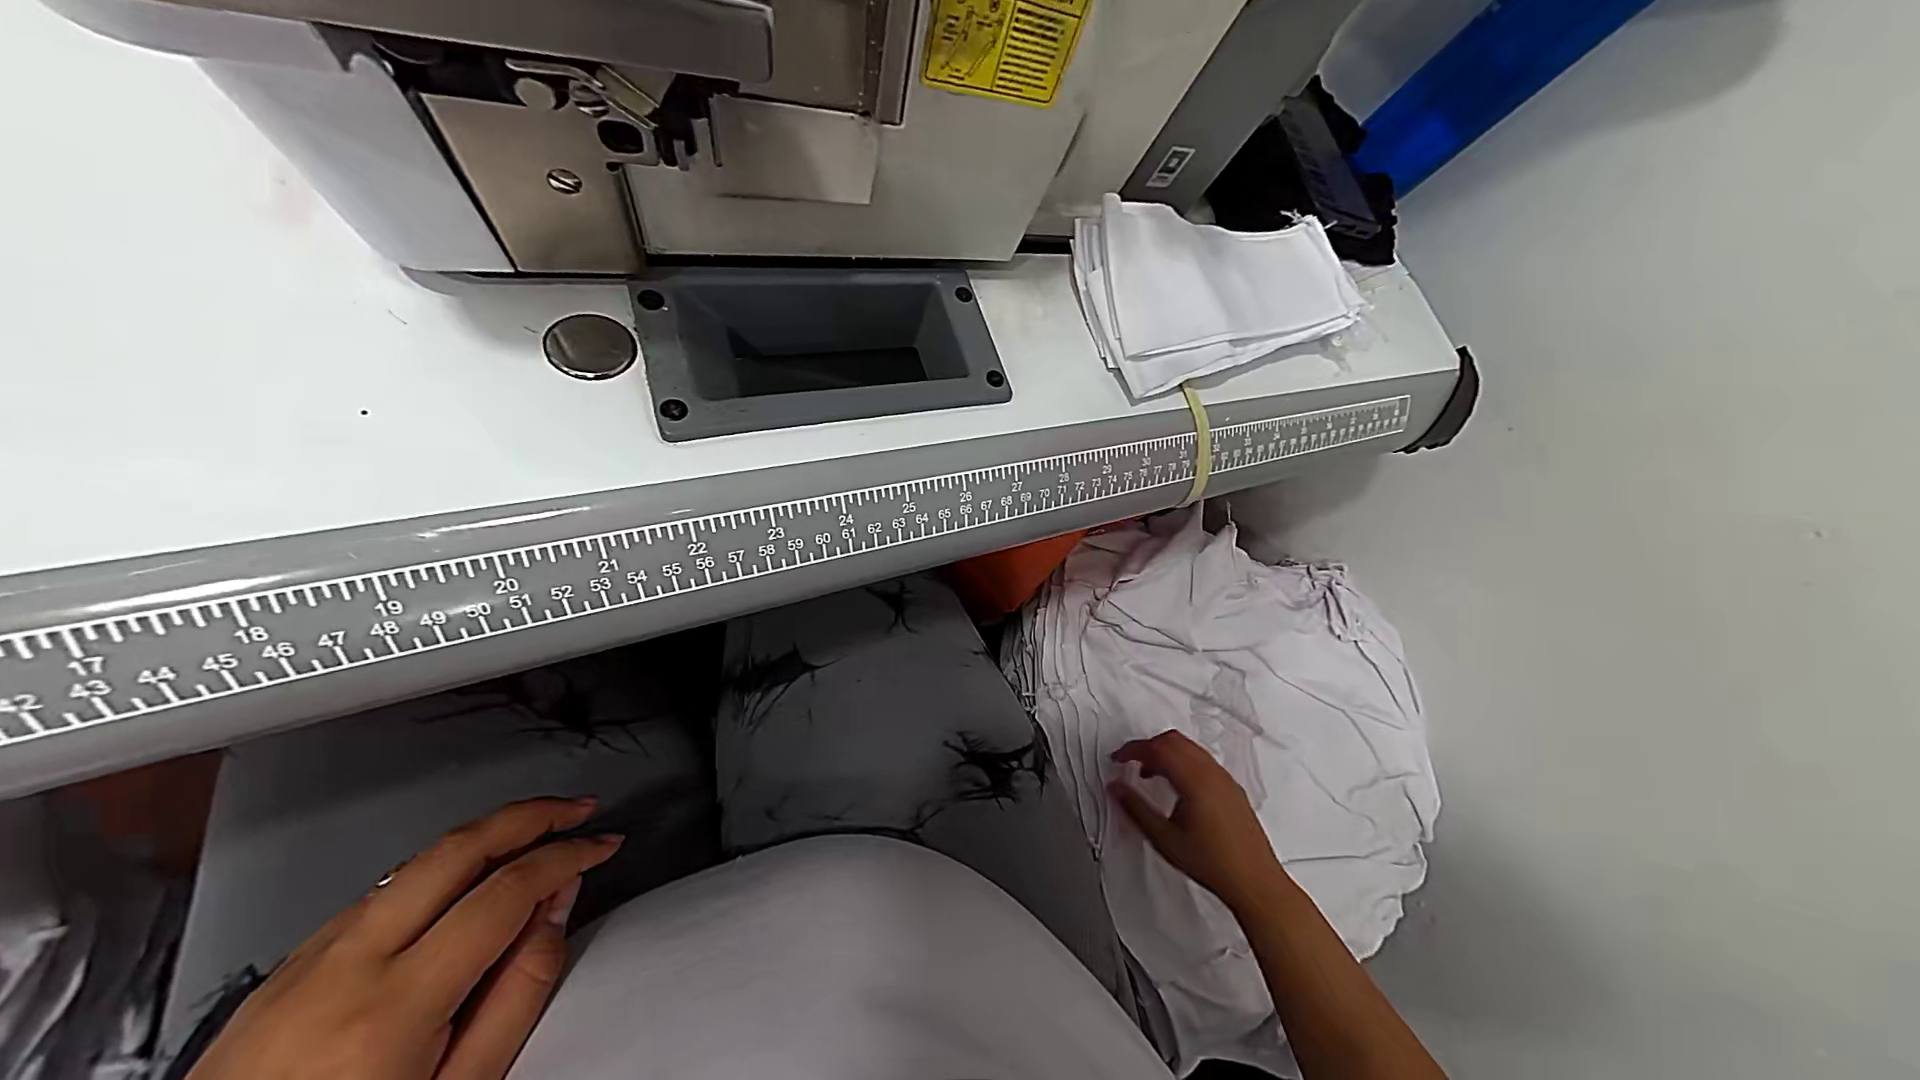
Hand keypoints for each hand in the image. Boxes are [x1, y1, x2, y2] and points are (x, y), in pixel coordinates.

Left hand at [187, 798, 623, 1079]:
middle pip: (458, 848)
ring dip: (489, 831)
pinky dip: (440, 867)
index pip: (506, 891)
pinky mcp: (288, 965)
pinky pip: (381, 890)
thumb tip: (554, 910)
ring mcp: (308, 959)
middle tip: (577, 809)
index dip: (568, 855)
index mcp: (393, 1007)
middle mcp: (345, 966)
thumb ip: (518, 995)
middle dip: (531, 813)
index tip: (601, 845)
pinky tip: (465, 880)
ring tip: (536, 830)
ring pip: (418, 859)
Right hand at [1109, 731, 1288, 912]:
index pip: (1157, 749)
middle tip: (1130, 761)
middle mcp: (1212, 773)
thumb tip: (1116, 788)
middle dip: (1147, 746)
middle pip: (1173, 740)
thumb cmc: (1215, 864)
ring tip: (1149, 772)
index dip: (1132, 750)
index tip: (1118, 758)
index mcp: (1194, 780)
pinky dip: (1182, 760)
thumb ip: (1135, 808)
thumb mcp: (1164, 838)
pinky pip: (1202, 759)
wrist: (1254, 882)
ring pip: (1189, 747)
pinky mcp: (1232, 788)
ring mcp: (1225, 779)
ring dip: (1165, 752)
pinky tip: (1175, 784)